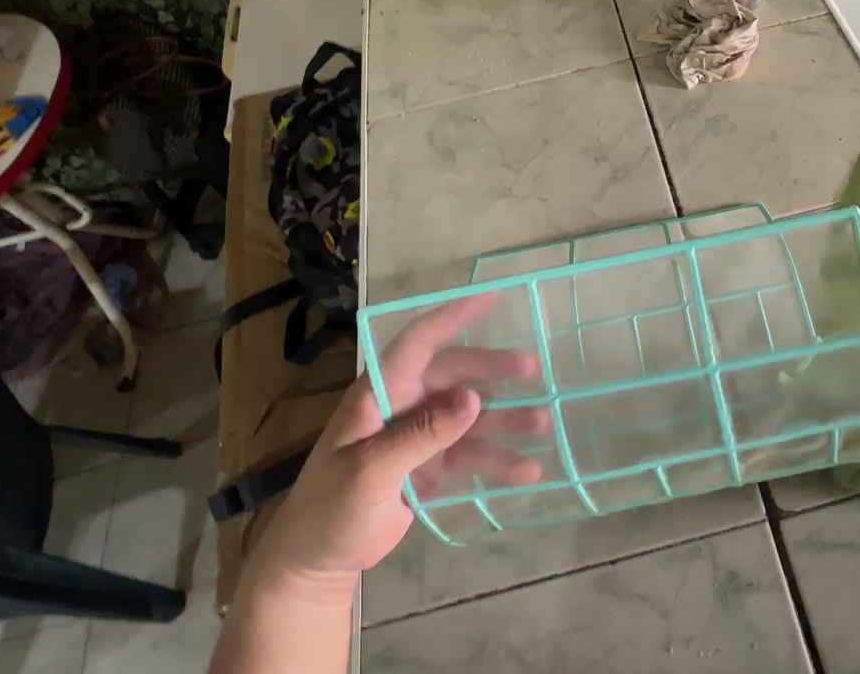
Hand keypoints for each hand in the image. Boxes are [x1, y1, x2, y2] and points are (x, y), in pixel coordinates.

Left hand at [239, 296, 548, 608]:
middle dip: (493, 369)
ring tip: (543, 422)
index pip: (418, 343)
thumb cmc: (331, 509)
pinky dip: (499, 460)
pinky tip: (527, 471)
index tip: (490, 298)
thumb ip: (422, 434)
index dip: (452, 317)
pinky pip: (472, 454)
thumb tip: (474, 399)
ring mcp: (420, 436)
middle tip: (532, 367)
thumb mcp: (371, 471)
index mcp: (380, 393)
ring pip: (471, 416)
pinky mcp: (431, 466)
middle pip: (455, 375)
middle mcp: (404, 405)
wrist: (315, 561)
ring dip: (506, 417)